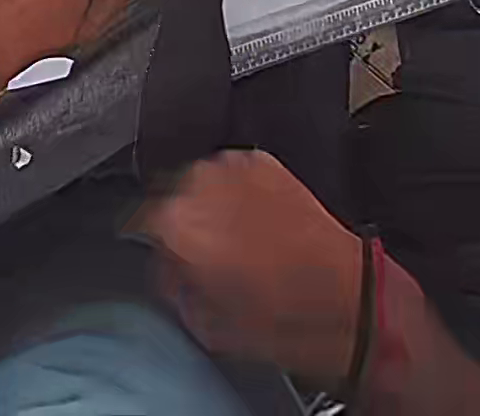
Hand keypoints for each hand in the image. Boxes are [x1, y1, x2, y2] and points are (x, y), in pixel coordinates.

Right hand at [132, 150, 375, 382]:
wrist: (343, 298)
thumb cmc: (281, 317)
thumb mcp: (206, 319)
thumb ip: (171, 280)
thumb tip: (165, 263)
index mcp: (175, 222)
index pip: (136, 214)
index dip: (141, 231)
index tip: (148, 239)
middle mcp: (196, 183)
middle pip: (166, 189)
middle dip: (176, 212)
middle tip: (197, 240)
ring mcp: (229, 166)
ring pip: (198, 176)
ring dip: (205, 196)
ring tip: (229, 227)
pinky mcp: (260, 160)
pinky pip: (231, 169)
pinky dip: (234, 187)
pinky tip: (251, 213)